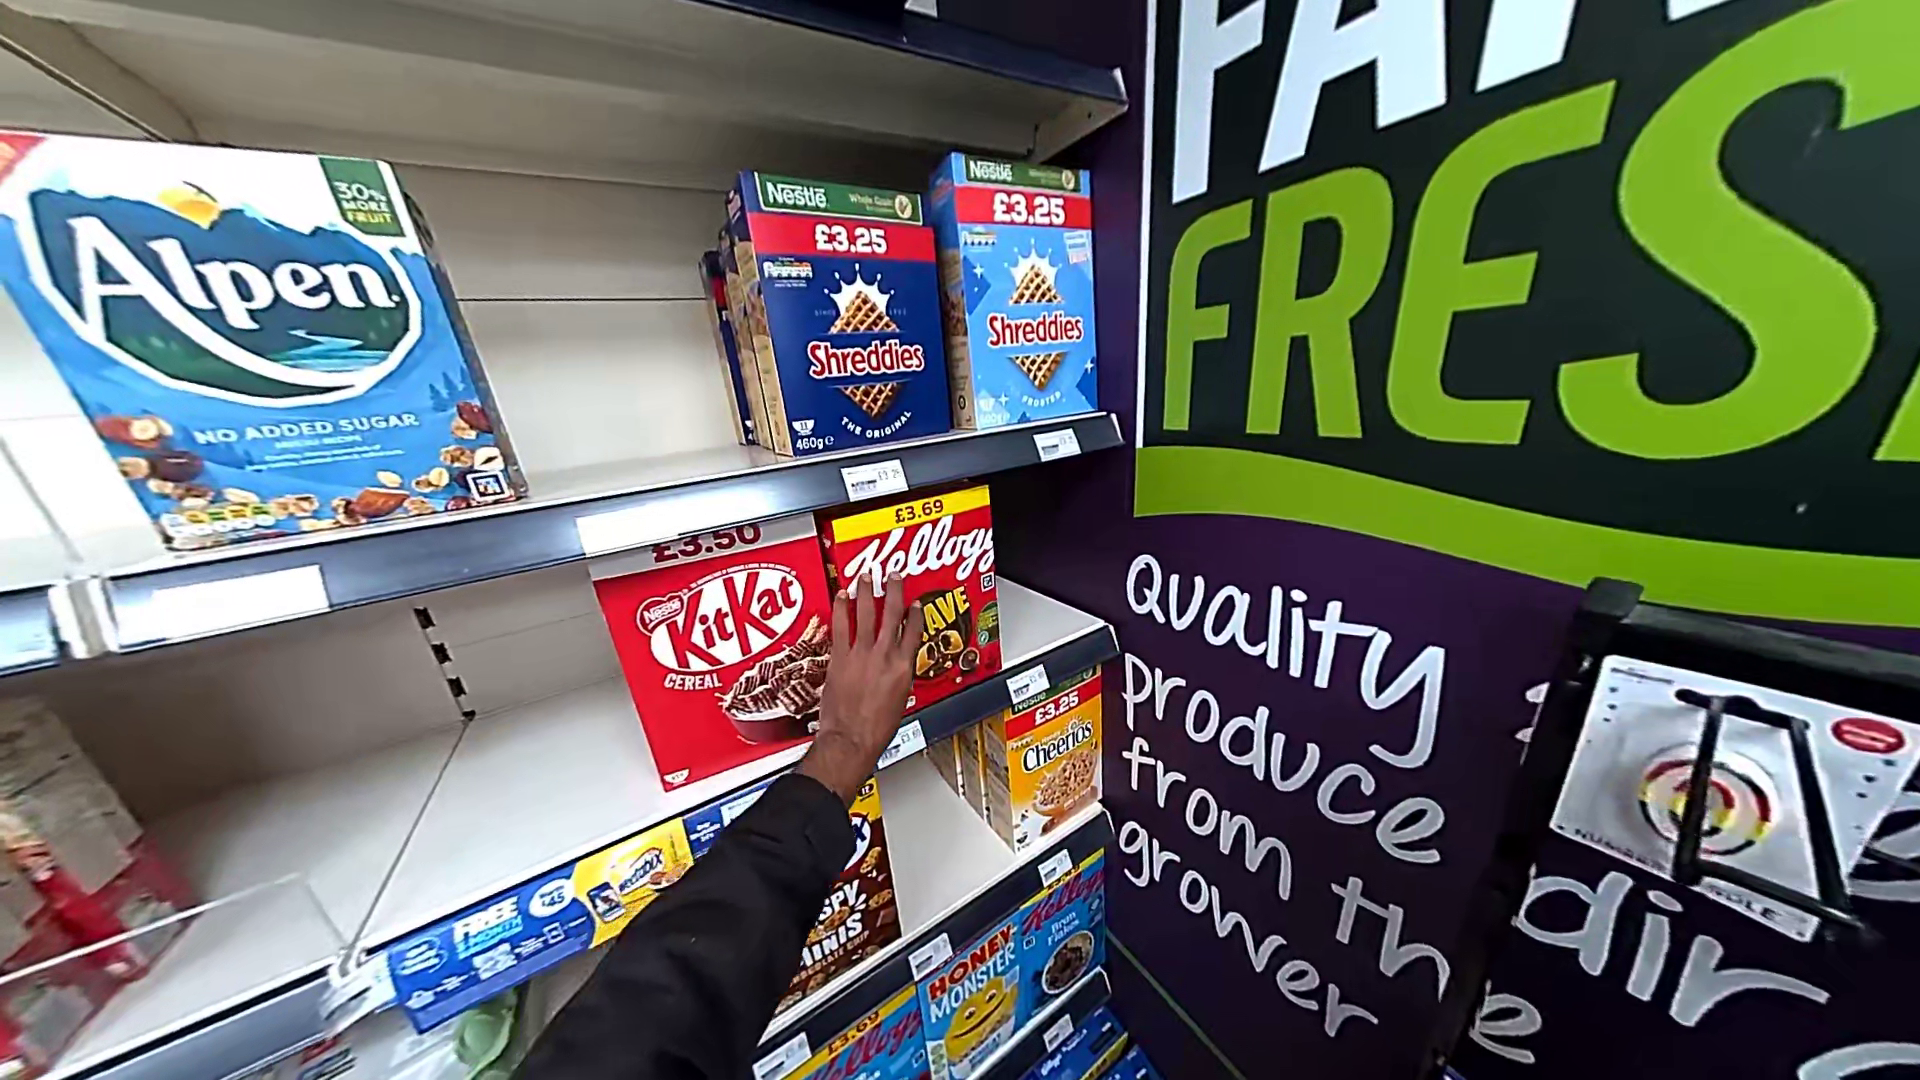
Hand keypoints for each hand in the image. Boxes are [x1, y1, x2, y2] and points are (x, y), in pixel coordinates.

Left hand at [799, 572, 923, 804]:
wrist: (851, 740)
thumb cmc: (875, 729)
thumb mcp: (900, 700)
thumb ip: (898, 677)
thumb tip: (895, 669)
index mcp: (903, 667)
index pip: (913, 631)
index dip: (915, 613)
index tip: (915, 603)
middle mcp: (884, 656)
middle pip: (892, 614)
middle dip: (894, 591)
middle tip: (893, 576)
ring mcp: (861, 654)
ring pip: (866, 613)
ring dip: (867, 592)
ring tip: (866, 576)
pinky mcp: (840, 658)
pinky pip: (841, 626)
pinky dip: (841, 608)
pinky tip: (841, 596)